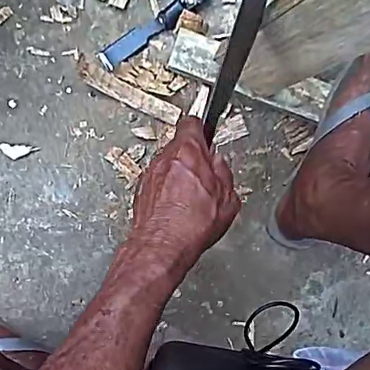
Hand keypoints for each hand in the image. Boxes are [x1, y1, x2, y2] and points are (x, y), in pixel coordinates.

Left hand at [125, 118, 240, 273]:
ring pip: (168, 165)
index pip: (192, 123)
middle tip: (204, 177)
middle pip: (179, 146)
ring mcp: (151, 174)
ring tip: (191, 198)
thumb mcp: (228, 200)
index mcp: (189, 153)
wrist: (162, 246)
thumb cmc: (191, 226)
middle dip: (192, 159)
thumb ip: (224, 174)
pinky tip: (177, 208)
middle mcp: (166, 158)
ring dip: (179, 176)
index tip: (206, 136)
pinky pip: (158, 183)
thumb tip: (220, 165)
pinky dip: (167, 191)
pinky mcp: (141, 190)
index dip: (201, 129)